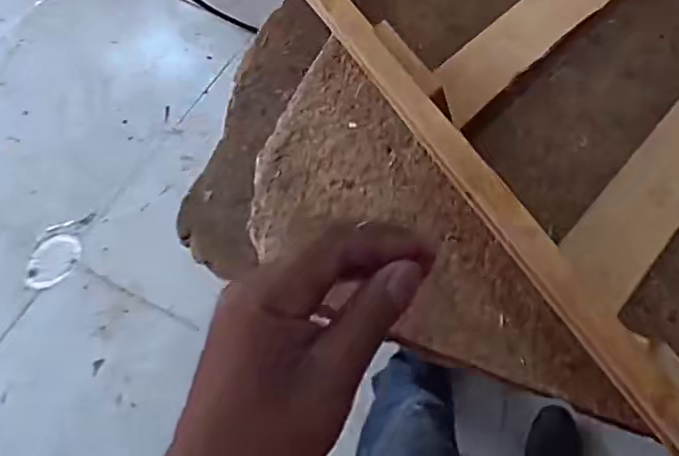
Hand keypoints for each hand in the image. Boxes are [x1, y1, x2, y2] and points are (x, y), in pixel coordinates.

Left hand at [168, 223, 434, 455]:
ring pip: (315, 267)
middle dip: (378, 250)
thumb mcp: (331, 378)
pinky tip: (362, 302)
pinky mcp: (249, 327)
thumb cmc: (271, 438)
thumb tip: (411, 267)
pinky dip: (338, 288)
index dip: (389, 242)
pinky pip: (302, 289)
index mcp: (267, 290)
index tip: (431, 253)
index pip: (338, 243)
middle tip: (423, 262)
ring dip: (360, 268)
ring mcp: (247, 305)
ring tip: (402, 277)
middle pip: (325, 249)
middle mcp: (253, 285)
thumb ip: (373, 314)